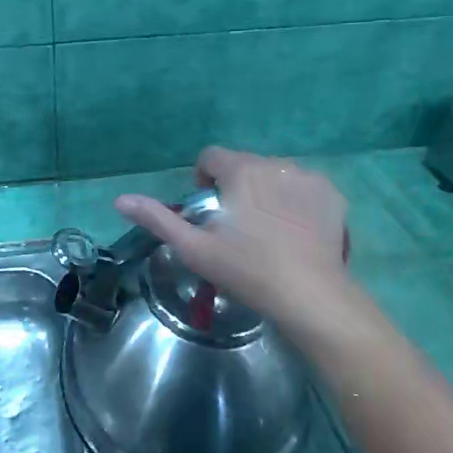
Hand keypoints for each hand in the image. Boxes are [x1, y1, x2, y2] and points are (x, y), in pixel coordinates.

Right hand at [114, 146, 352, 328]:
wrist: (310, 295)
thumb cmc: (246, 269)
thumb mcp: (193, 248)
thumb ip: (157, 218)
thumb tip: (120, 200)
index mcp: (240, 171)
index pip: (211, 157)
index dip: (202, 180)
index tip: (208, 211)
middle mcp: (275, 164)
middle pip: (243, 165)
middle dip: (235, 186)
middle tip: (235, 226)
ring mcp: (308, 178)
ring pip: (274, 174)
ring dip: (264, 191)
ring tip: (265, 229)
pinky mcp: (332, 195)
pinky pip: (302, 187)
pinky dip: (294, 200)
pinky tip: (293, 230)